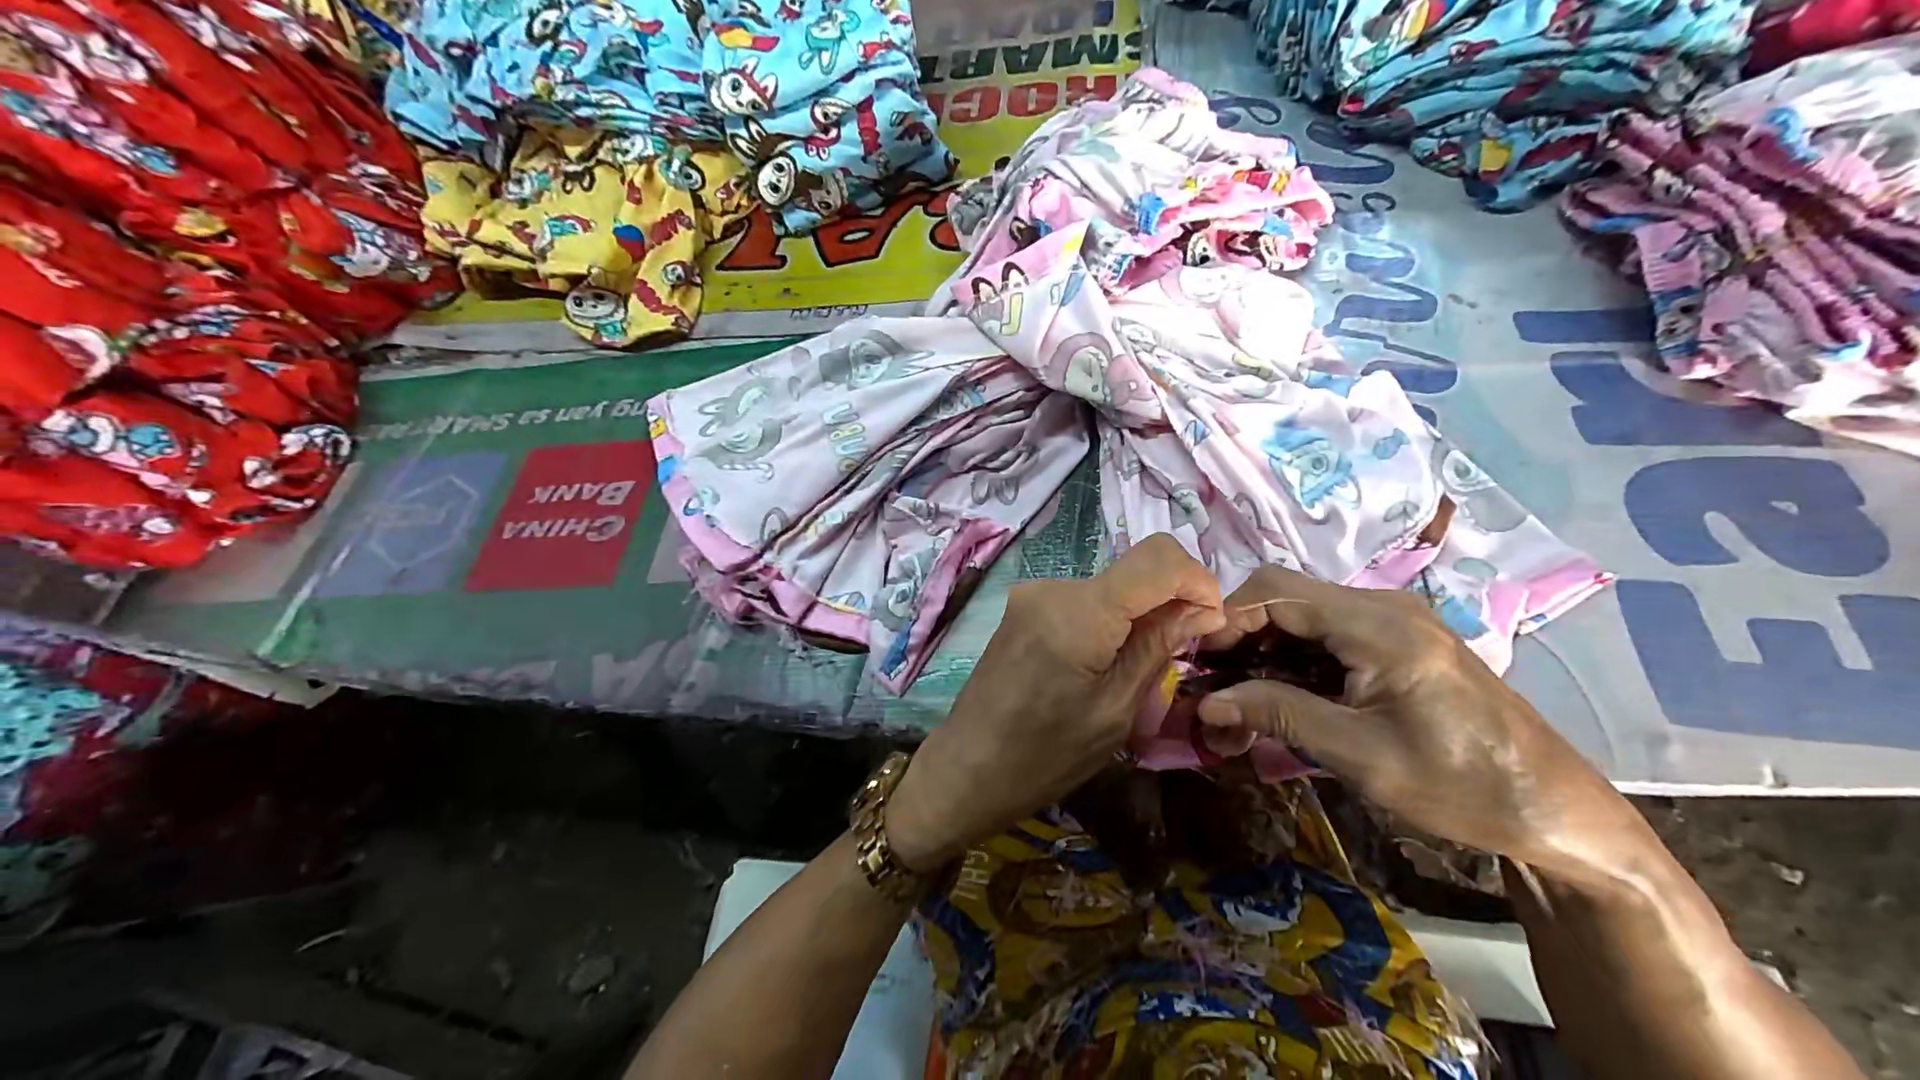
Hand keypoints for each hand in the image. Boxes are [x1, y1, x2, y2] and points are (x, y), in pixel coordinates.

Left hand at [885, 534, 1224, 872]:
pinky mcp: (1025, 607)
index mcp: (1079, 612)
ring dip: (1139, 613)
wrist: (968, 767)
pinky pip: (1085, 599)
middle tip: (1184, 648)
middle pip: (1135, 568)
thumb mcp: (1116, 710)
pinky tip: (1105, 660)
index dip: (1198, 580)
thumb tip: (1204, 608)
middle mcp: (1054, 587)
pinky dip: (1110, 619)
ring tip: (1140, 665)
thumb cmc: (1045, 755)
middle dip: (1172, 599)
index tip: (1211, 621)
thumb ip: (1157, 648)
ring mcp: (1034, 594)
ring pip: (1112, 584)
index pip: (1158, 559)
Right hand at [1193, 565, 1633, 877]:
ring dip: (1258, 643)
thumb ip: (1277, 715)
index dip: (1224, 620)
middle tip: (1205, 675)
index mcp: (1379, 624)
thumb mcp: (1359, 754)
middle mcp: (1382, 605)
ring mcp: (1390, 619)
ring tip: (1230, 690)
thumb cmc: (1460, 785)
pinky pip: (1323, 629)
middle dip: (1235, 629)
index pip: (1276, 593)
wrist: (1554, 810)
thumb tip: (1205, 704)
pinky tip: (1272, 689)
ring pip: (1299, 609)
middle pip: (1283, 590)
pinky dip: (1287, 653)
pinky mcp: (1394, 639)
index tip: (1189, 660)